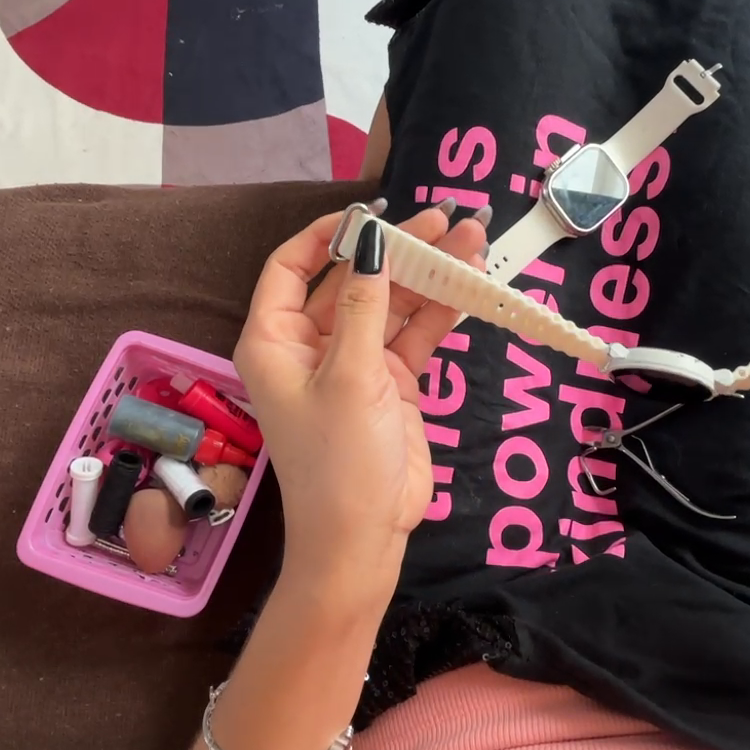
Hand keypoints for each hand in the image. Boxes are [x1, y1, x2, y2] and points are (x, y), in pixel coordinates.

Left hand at [234, 201, 485, 600]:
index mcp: (276, 340)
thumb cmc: (339, 457)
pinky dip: (441, 311)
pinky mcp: (391, 382)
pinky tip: (471, 282)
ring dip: (430, 275)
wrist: (365, 537)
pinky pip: (414, 335)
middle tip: (444, 218)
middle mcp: (312, 345)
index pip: (292, 267)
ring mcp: (355, 362)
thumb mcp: (348, 376)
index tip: (372, 212)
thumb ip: (362, 304)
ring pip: (392, 304)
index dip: (328, 234)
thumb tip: (371, 240)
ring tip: (472, 239)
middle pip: (353, 279)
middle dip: (398, 250)